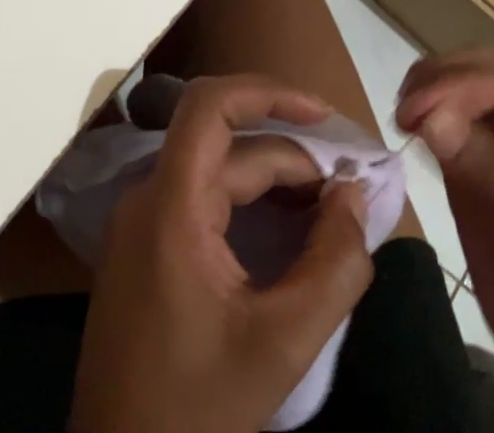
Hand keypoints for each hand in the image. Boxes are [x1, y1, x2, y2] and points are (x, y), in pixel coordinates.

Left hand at [71, 75, 374, 432]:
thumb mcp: (285, 341)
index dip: (269, 92)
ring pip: (216, 172)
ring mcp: (140, 224)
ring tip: (329, 212)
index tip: (326, 116)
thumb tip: (354, 196)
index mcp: (170, 209)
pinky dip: (249, 202)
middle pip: (227, 147)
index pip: (210, 107)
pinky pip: (202, 200)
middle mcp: (147, 200)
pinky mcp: (144, 248)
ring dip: (275, 181)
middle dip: (294, 158)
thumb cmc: (199, 404)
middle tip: (349, 194)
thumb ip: (335, 264)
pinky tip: (289, 231)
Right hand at [396, 50, 493, 432]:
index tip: (411, 111)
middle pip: (479, 81)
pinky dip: (425, 132)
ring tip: (401, 120)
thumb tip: (426, 114)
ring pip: (458, 107)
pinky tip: (408, 138)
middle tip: (402, 111)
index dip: (455, 87)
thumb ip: (492, 166)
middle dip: (438, 81)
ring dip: (427, 100)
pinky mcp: (474, 193)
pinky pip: (447, 145)